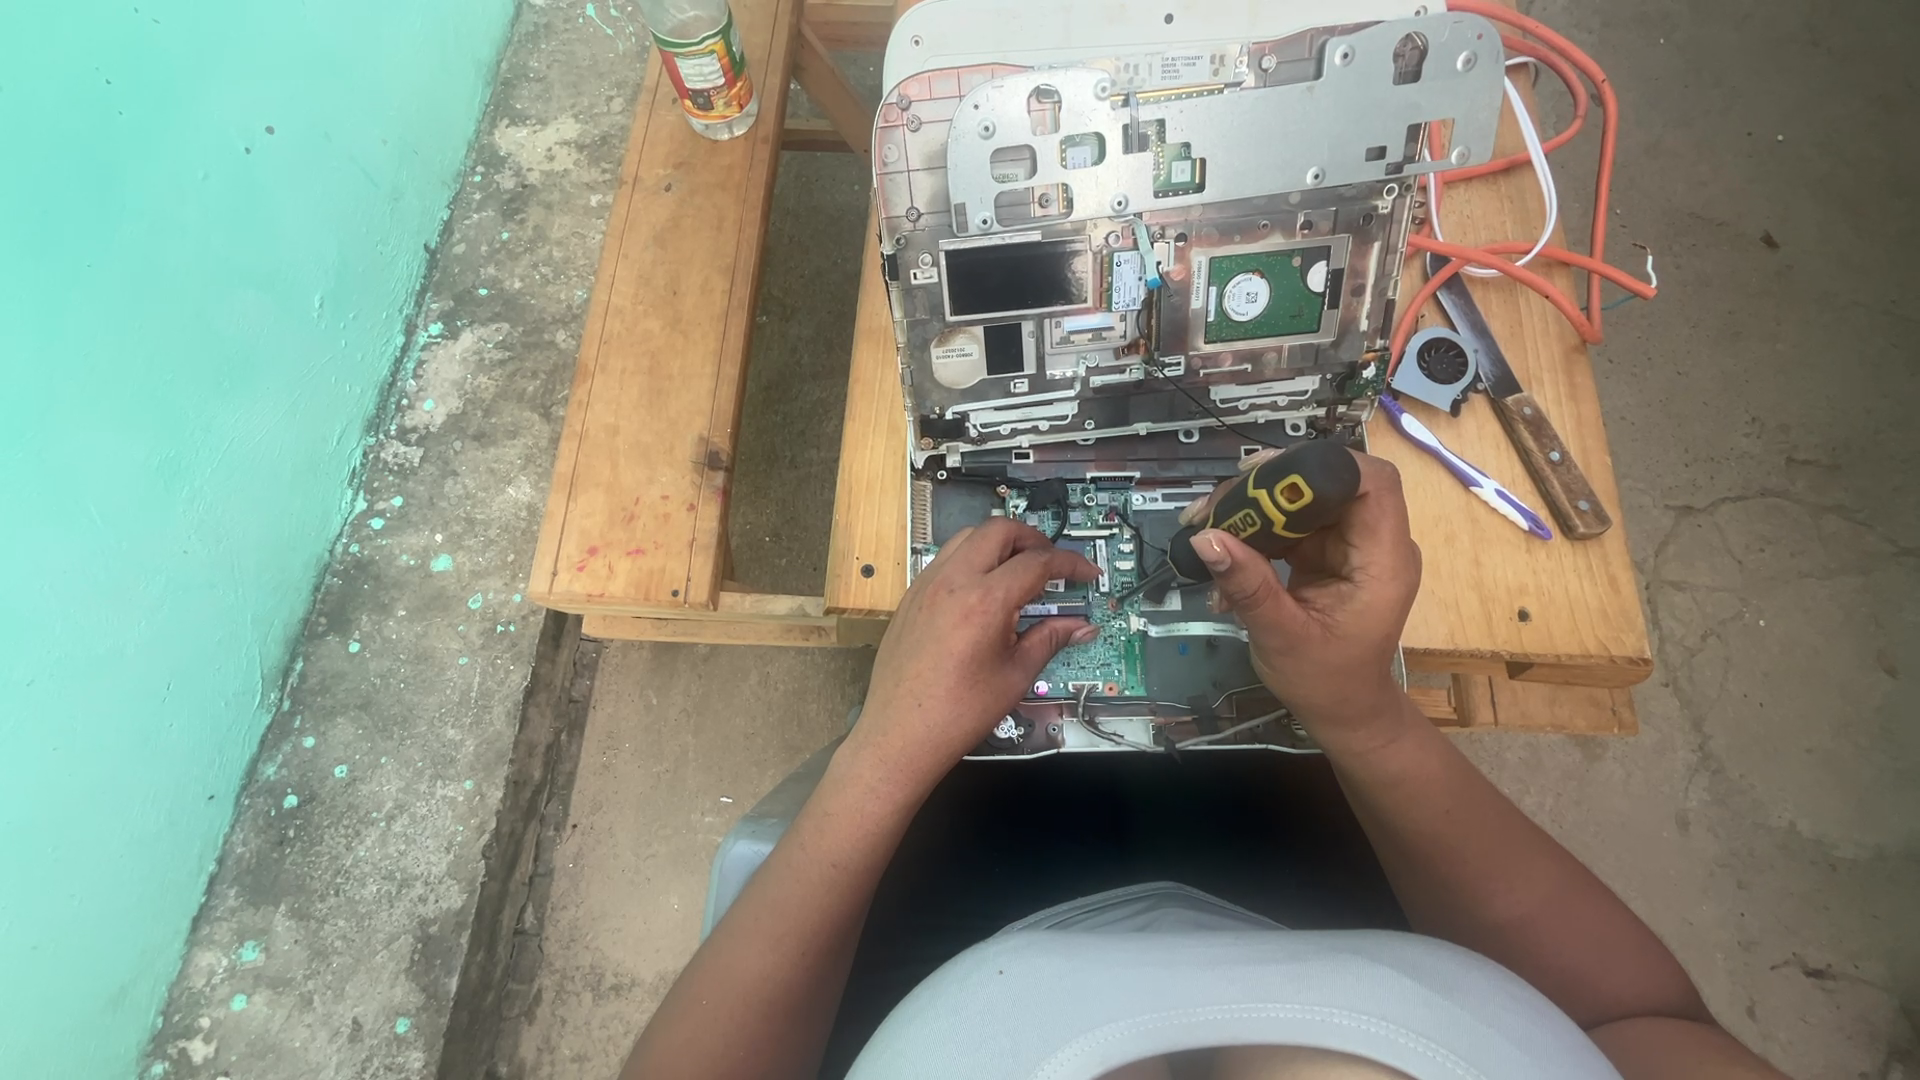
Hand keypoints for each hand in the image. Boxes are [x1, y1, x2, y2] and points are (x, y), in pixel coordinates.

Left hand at [849, 518, 1098, 790]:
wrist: (901, 734)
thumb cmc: (959, 712)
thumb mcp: (1015, 675)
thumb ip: (1050, 639)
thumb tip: (1081, 626)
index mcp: (985, 600)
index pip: (1037, 562)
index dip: (1069, 564)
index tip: (1086, 573)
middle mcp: (953, 581)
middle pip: (999, 530)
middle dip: (1033, 539)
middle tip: (1051, 564)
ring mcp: (926, 584)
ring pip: (968, 536)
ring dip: (998, 543)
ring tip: (1018, 571)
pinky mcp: (911, 596)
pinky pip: (946, 558)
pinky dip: (971, 559)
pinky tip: (983, 590)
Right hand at [1182, 449, 1421, 745]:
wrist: (1342, 710)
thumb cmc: (1324, 680)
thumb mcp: (1280, 635)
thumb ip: (1248, 585)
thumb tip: (1205, 538)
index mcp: (1382, 561)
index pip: (1371, 482)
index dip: (1323, 466)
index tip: (1262, 475)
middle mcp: (1370, 543)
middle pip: (1327, 485)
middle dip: (1268, 488)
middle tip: (1214, 505)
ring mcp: (1346, 547)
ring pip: (1300, 502)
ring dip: (1251, 510)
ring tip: (1204, 524)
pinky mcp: (1324, 555)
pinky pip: (1288, 527)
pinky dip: (1252, 533)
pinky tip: (1220, 551)